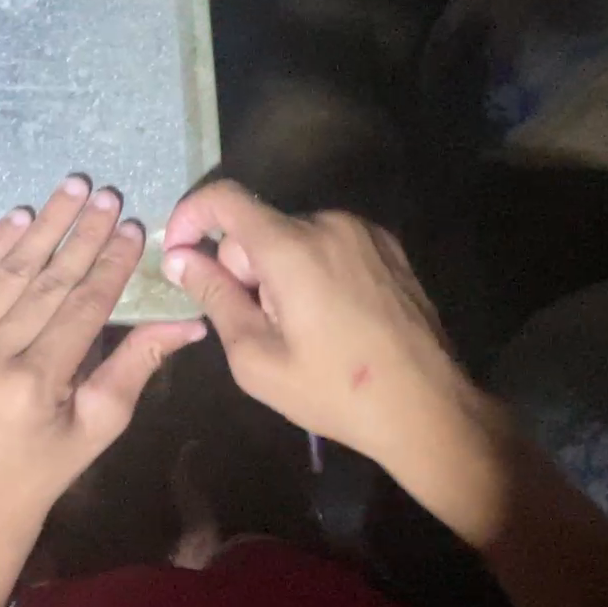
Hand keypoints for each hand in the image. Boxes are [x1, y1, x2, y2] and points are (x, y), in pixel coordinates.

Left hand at [0, 175, 206, 547]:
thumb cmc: (50, 462)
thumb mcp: (102, 422)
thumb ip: (139, 363)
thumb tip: (190, 321)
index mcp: (33, 384)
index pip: (82, 307)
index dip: (111, 265)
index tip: (133, 226)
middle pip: (46, 282)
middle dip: (82, 234)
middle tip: (107, 194)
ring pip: (8, 272)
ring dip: (43, 226)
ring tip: (72, 187)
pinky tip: (20, 214)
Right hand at [159, 180, 515, 546]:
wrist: (430, 409)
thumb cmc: (334, 391)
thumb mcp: (256, 357)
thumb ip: (213, 297)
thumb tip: (177, 257)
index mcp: (291, 247)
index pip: (224, 198)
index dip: (189, 216)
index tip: (179, 253)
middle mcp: (327, 222)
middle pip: (256, 228)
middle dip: (242, 268)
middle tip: (260, 324)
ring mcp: (362, 230)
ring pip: (289, 235)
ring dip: (277, 270)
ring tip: (300, 326)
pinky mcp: (386, 244)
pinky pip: (324, 242)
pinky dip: (310, 267)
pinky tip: (330, 316)